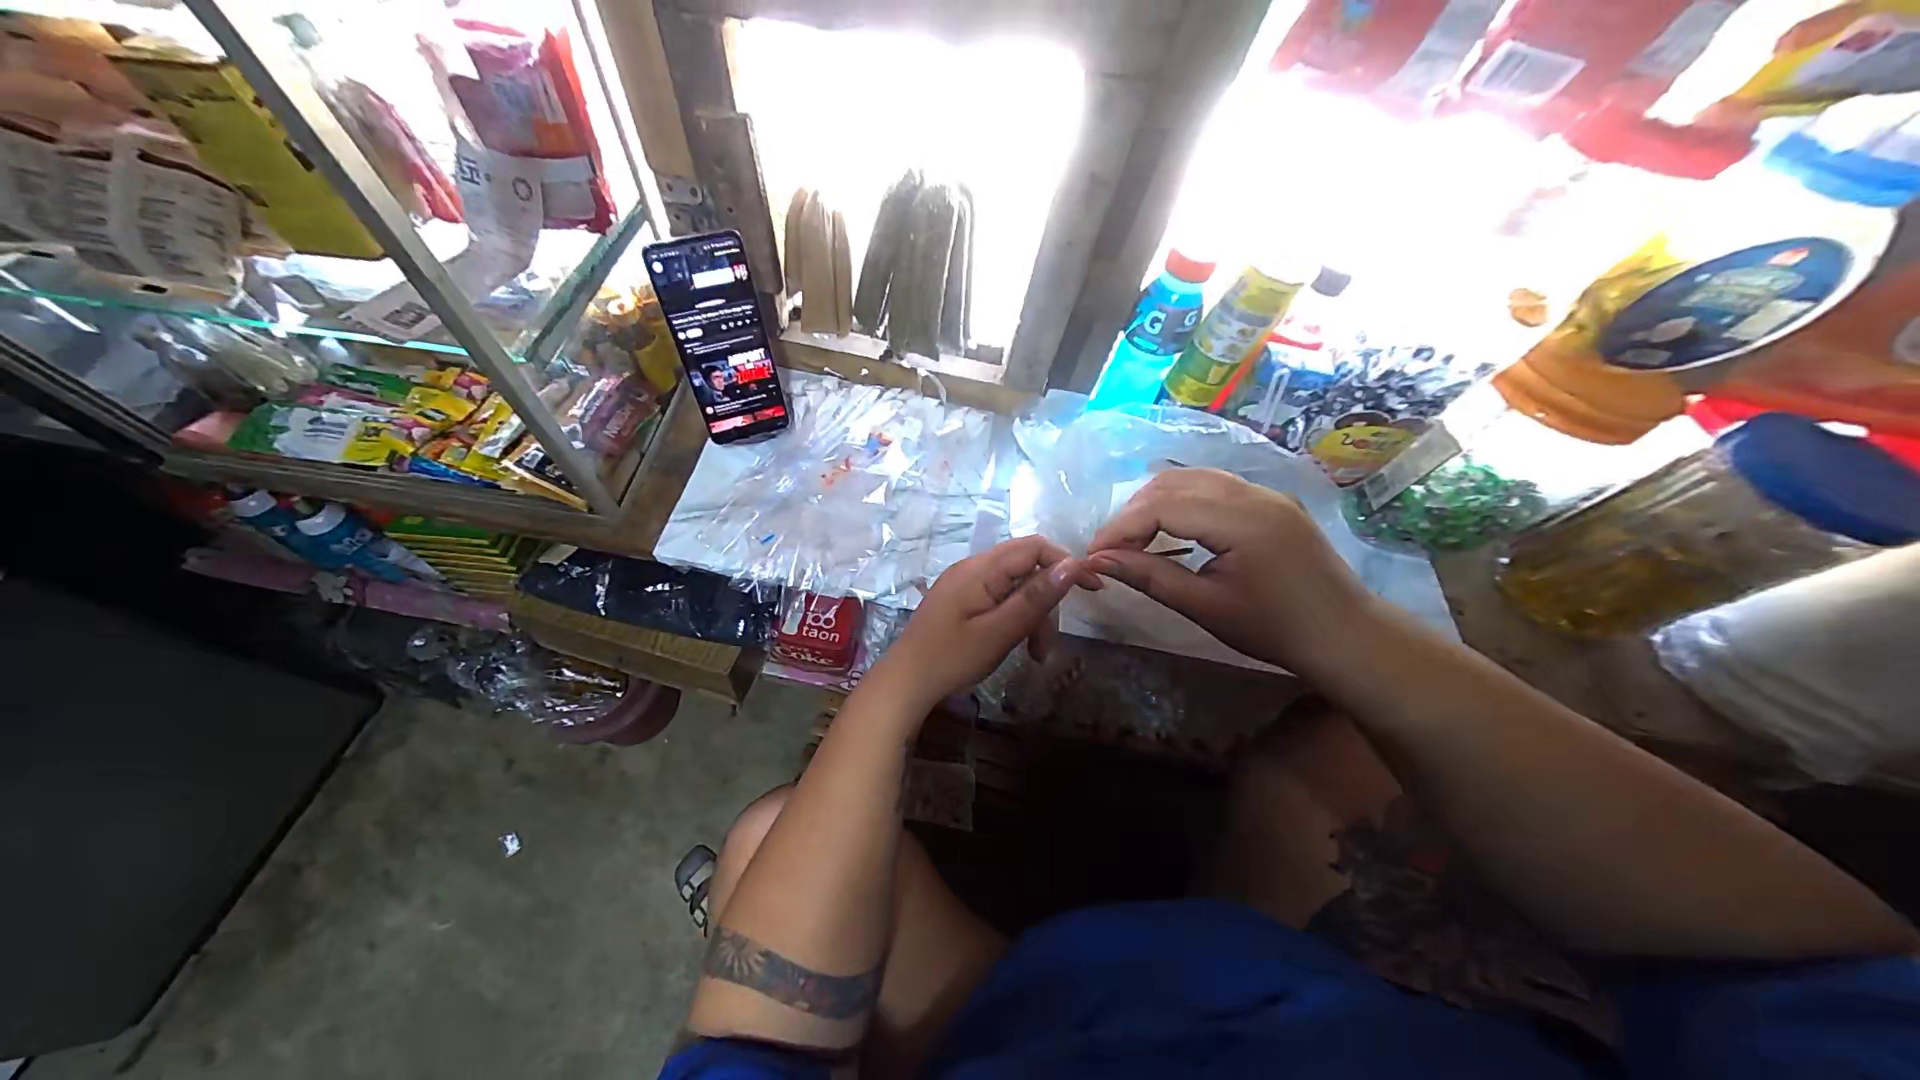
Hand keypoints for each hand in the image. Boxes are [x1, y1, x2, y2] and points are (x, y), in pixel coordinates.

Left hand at [869, 536, 1097, 710]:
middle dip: (1047, 600)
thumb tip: (1073, 564)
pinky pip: (999, 598)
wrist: (905, 683)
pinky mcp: (961, 600)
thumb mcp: (1000, 631)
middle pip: (1026, 567)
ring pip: (1015, 586)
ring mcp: (965, 583)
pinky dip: (1015, 619)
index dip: (1067, 563)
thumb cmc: (952, 659)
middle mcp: (972, 567)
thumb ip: (1035, 597)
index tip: (1092, 590)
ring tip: (1035, 653)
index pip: (1035, 547)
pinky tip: (1018, 646)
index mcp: (980, 569)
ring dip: (1032, 616)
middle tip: (1048, 643)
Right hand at [1085, 468, 1374, 670]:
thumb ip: (1150, 577)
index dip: (1120, 527)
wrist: (1345, 634)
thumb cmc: (1275, 629)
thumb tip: (1099, 561)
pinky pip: (1213, 486)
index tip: (1094, 555)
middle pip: (1172, 483)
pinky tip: (1171, 528)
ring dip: (1155, 503)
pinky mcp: (1269, 500)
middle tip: (1112, 550)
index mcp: (1241, 520)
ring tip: (1135, 539)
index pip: (1162, 506)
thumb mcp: (1206, 607)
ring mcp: (1264, 492)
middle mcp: (1252, 494)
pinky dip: (1181, 501)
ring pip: (1192, 478)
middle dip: (1133, 513)